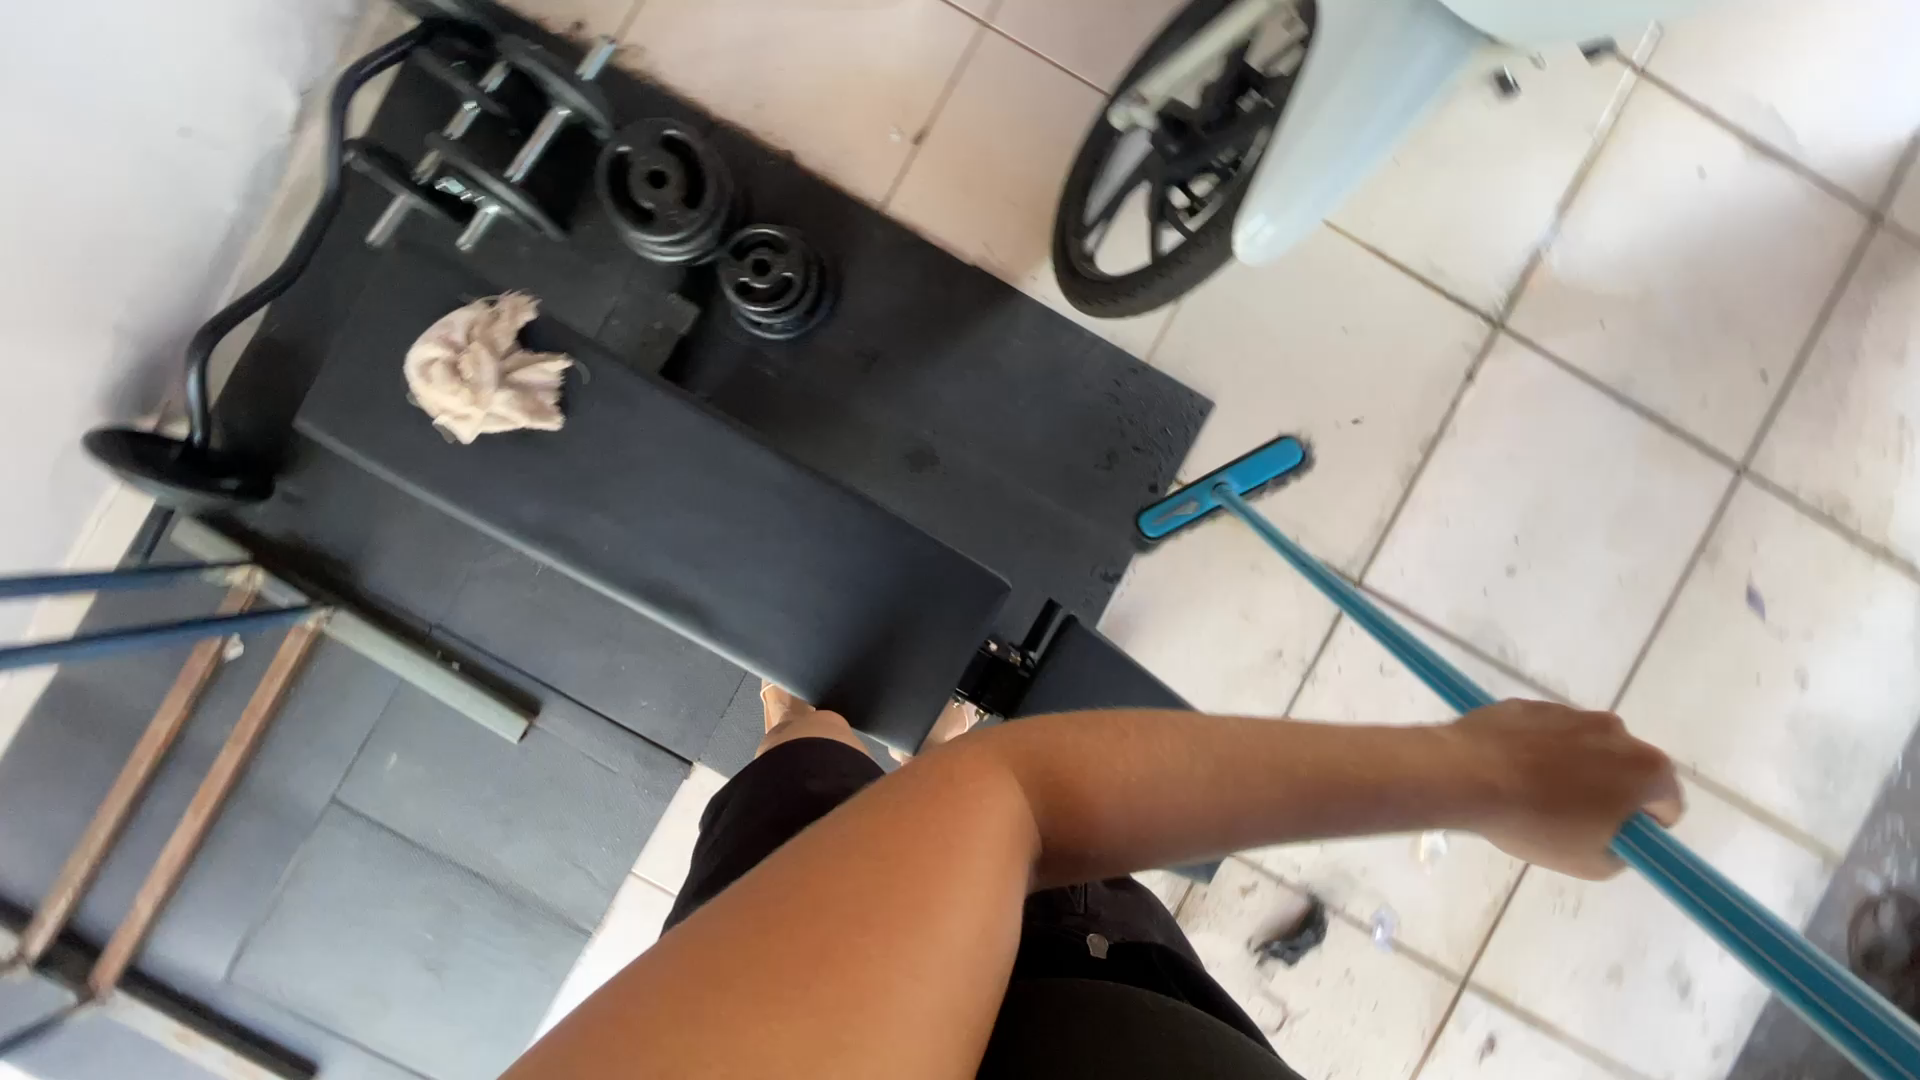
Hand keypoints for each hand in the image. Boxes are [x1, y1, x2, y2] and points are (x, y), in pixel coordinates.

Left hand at [1450, 701, 1683, 880]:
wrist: (1463, 774)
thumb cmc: (1535, 822)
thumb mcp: (1593, 863)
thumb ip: (1622, 852)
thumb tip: (1616, 838)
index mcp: (1647, 769)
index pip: (1664, 804)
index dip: (1640, 826)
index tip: (1609, 835)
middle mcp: (1613, 731)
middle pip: (1623, 769)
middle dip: (1605, 791)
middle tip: (1567, 815)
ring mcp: (1565, 712)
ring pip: (1580, 747)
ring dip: (1567, 766)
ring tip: (1529, 791)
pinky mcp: (1523, 705)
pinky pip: (1540, 732)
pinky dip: (1532, 747)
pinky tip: (1507, 768)